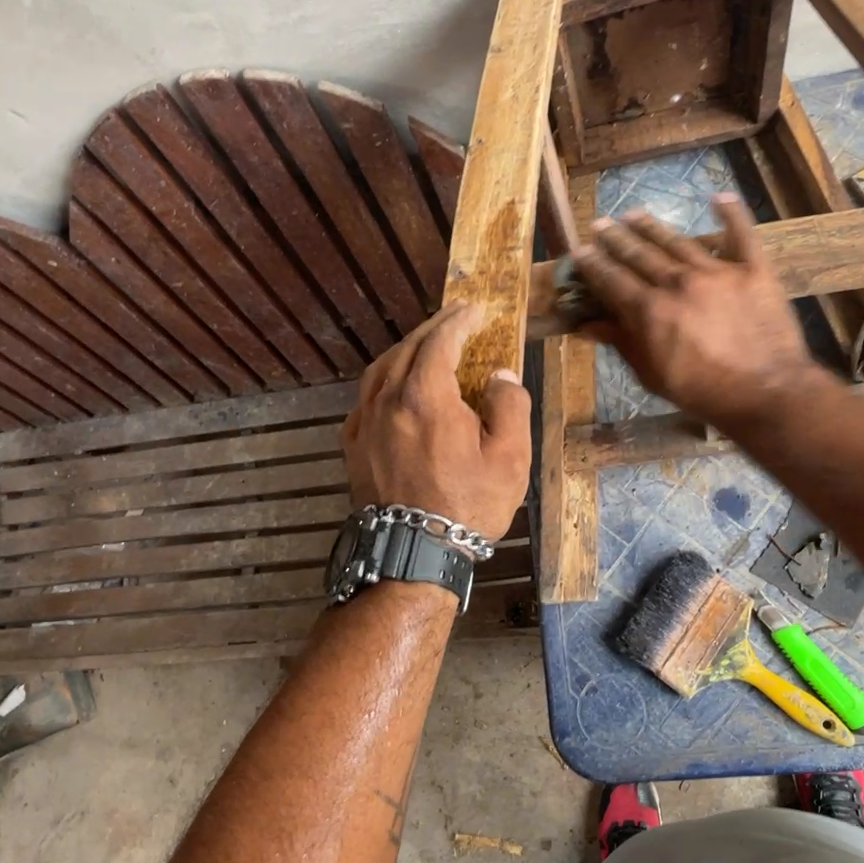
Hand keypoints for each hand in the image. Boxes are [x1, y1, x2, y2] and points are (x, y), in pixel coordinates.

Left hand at [341, 301, 531, 540]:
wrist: (414, 553)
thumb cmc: (469, 505)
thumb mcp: (510, 457)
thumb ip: (509, 406)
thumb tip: (499, 375)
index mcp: (426, 397)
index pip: (440, 343)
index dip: (459, 321)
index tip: (474, 309)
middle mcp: (388, 401)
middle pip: (407, 348)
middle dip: (433, 328)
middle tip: (455, 317)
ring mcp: (365, 423)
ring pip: (381, 369)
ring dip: (405, 349)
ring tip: (426, 344)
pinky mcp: (354, 445)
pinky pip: (366, 397)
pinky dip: (384, 379)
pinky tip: (394, 385)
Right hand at [572, 194, 824, 425]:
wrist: (765, 392)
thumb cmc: (703, 392)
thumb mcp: (652, 375)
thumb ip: (621, 343)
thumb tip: (586, 326)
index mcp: (650, 310)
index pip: (613, 280)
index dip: (594, 265)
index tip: (581, 250)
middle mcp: (678, 282)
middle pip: (640, 254)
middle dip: (617, 239)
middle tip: (601, 224)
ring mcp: (718, 272)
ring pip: (678, 241)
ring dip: (653, 227)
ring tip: (634, 214)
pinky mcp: (753, 270)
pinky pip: (742, 235)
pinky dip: (731, 214)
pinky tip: (718, 198)